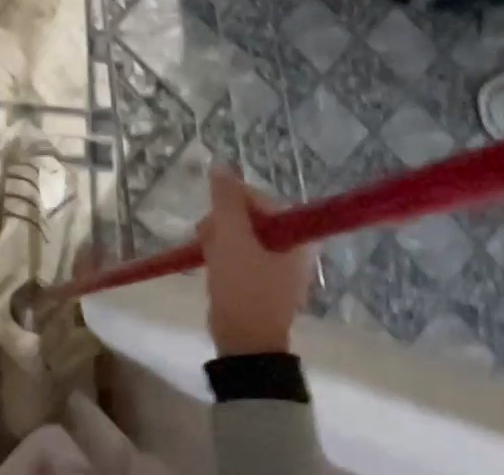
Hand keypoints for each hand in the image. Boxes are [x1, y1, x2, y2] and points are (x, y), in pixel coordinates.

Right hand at [196, 166, 311, 356]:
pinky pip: (239, 252)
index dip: (231, 201)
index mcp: (296, 236)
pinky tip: (210, 263)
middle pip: (249, 214)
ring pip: (240, 233)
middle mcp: (293, 246)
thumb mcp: (231, 236)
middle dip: (222, 222)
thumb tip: (221, 163)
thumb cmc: (243, 286)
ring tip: (207, 253)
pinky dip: (222, 252)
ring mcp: (278, 264)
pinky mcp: (261, 278)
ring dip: (218, 237)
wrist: (244, 341)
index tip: (214, 216)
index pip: (259, 198)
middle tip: (207, 236)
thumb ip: (226, 198)